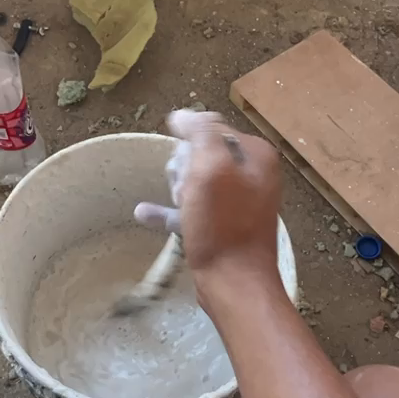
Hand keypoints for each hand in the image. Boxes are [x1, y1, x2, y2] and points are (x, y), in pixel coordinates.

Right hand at [153, 110, 284, 307]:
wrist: (234, 283)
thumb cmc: (222, 223)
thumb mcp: (211, 166)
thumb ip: (201, 131)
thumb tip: (183, 114)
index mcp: (255, 154)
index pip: (209, 127)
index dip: (188, 144)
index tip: (184, 166)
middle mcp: (251, 174)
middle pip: (200, 153)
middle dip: (183, 168)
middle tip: (185, 190)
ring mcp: (237, 201)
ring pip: (193, 180)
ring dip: (177, 188)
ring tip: (177, 202)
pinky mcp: (222, 226)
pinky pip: (190, 209)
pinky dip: (170, 211)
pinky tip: (144, 213)